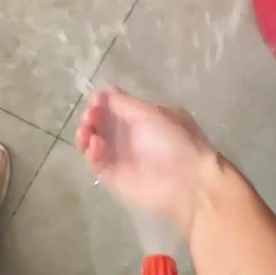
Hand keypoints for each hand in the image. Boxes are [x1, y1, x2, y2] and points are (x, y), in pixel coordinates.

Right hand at [75, 86, 220, 235]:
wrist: (189, 183)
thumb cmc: (176, 142)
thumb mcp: (152, 114)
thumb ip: (124, 104)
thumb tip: (102, 91)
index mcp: (142, 117)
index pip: (114, 105)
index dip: (101, 101)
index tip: (97, 100)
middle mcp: (129, 135)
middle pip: (99, 122)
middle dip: (91, 116)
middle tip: (91, 116)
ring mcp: (120, 156)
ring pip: (92, 141)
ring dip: (86, 133)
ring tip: (88, 130)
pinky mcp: (113, 177)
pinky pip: (95, 162)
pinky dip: (91, 152)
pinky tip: (96, 145)